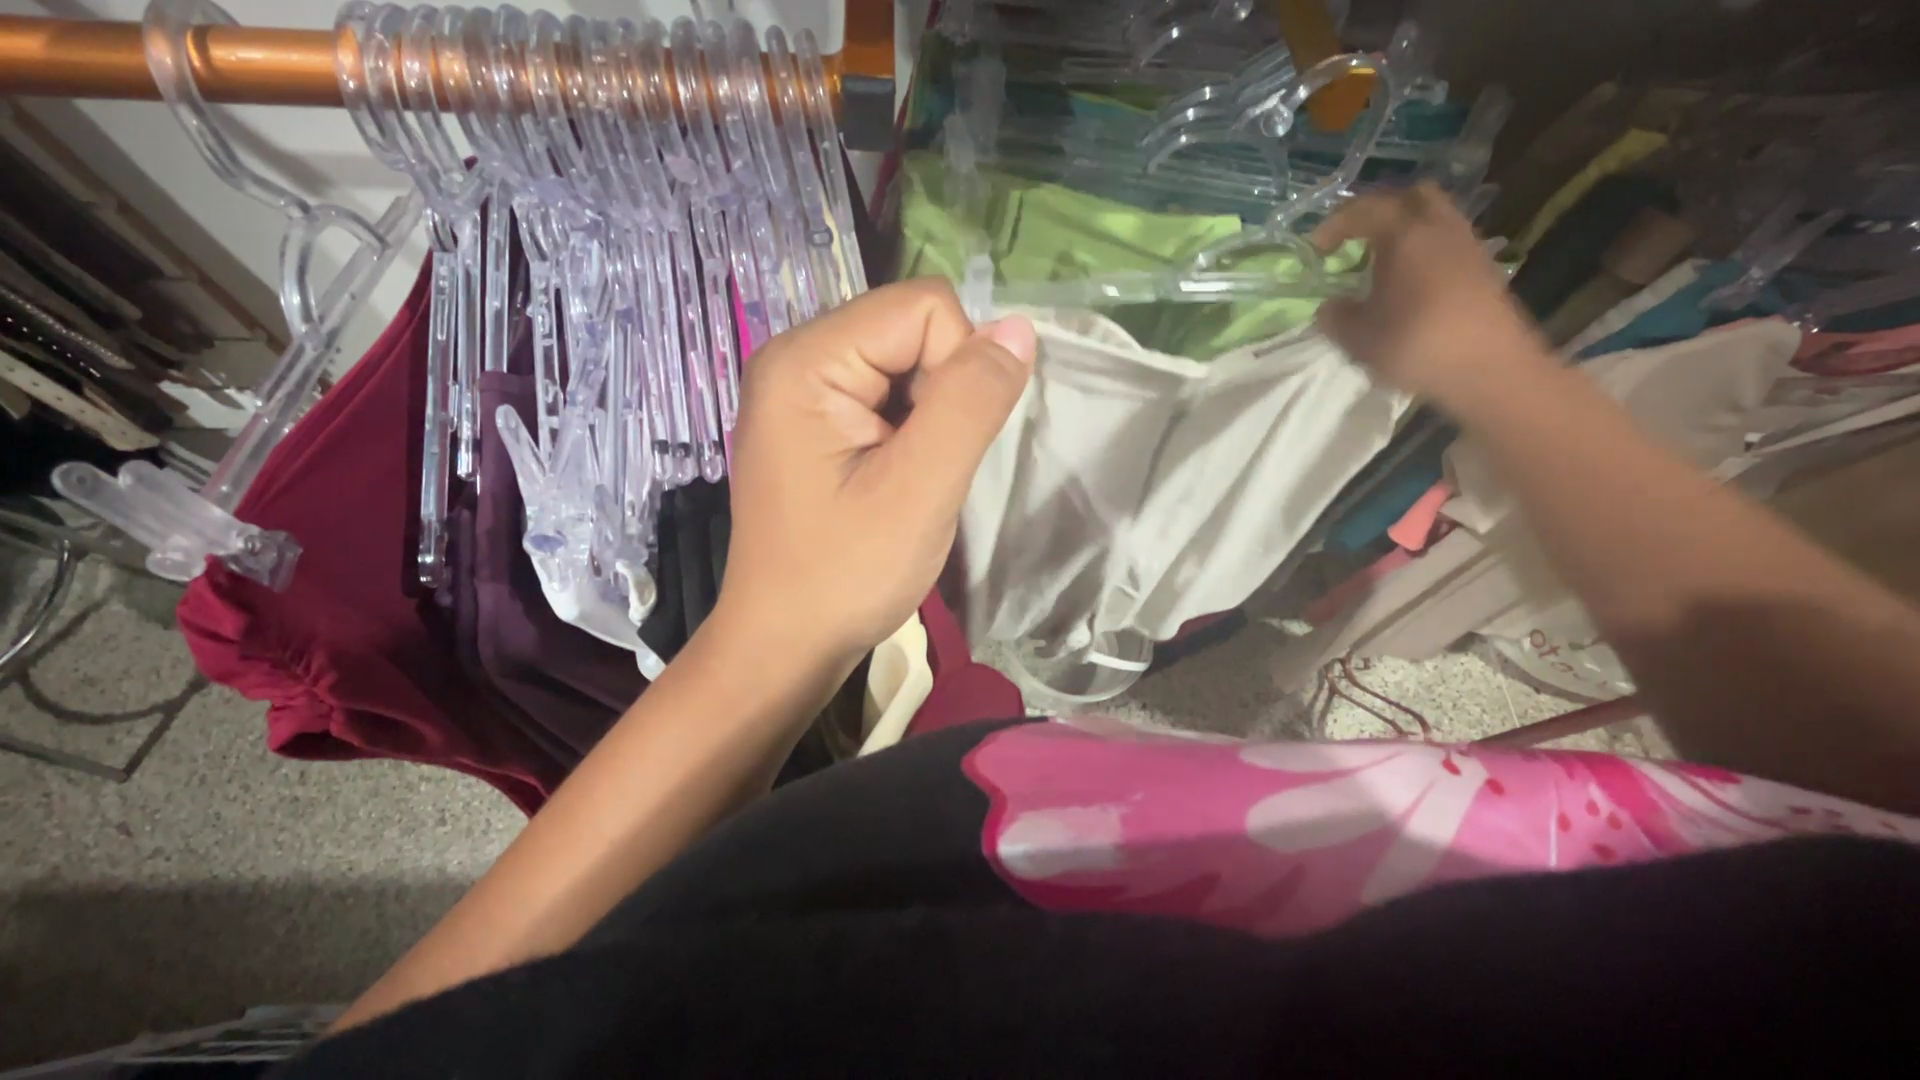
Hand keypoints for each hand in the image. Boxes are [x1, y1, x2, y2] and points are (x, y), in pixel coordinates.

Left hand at [715, 279, 1034, 671]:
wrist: (786, 643)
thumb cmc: (846, 574)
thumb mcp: (920, 489)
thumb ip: (971, 401)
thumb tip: (1018, 327)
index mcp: (806, 360)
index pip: (922, 307)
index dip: (959, 367)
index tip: (938, 446)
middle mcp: (795, 357)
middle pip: (911, 327)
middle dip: (941, 392)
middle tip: (920, 468)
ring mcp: (800, 389)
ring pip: (905, 361)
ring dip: (929, 415)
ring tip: (905, 478)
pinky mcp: (812, 420)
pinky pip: (885, 393)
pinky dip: (910, 430)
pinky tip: (894, 478)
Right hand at [1313, 183, 1551, 404]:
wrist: (1490, 369)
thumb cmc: (1416, 345)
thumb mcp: (1359, 337)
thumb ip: (1336, 316)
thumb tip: (1331, 306)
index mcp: (1404, 234)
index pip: (1364, 209)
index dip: (1334, 225)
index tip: (1316, 250)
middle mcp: (1439, 228)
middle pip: (1409, 197)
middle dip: (1378, 212)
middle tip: (1356, 239)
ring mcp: (1466, 246)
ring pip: (1433, 217)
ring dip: (1405, 231)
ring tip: (1381, 262)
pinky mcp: (1482, 269)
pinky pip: (1447, 243)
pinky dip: (1424, 251)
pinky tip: (1409, 282)